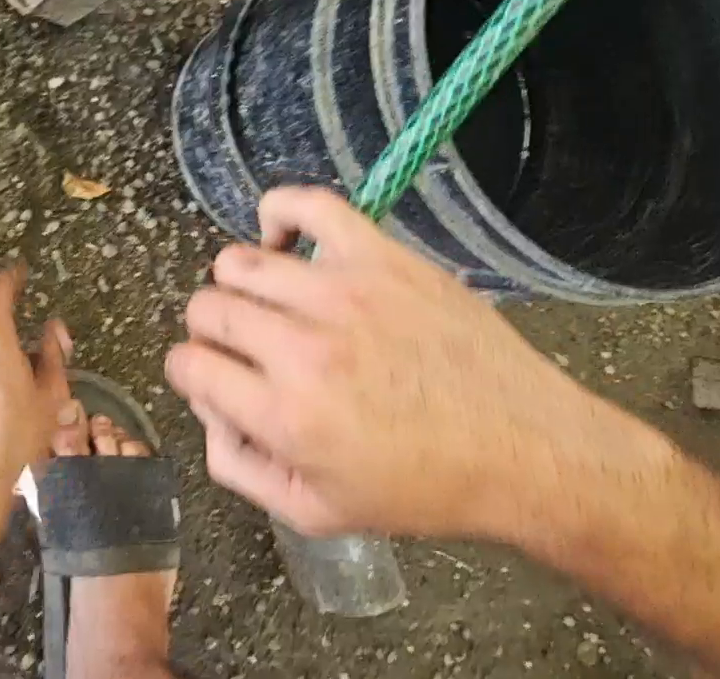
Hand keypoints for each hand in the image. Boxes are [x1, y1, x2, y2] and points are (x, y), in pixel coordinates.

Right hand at [165, 187, 633, 541]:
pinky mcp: (379, 258)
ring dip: (239, 287)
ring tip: (272, 308)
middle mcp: (303, 347)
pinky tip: (286, 245)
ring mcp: (341, 294)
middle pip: (205, 308)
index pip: (187, 364)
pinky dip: (278, 214)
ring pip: (236, 261)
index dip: (192, 374)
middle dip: (211, 333)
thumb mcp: (314, 513)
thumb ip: (236, 466)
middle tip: (247, 352)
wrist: (531, 454)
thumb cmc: (423, 488)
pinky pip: (305, 205)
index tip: (217, 380)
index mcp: (286, 415)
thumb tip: (206, 409)